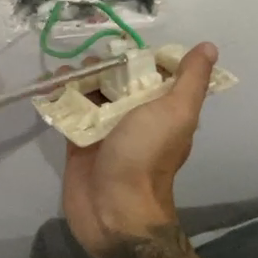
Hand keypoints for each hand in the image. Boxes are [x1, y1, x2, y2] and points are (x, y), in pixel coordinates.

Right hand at [61, 42, 218, 253]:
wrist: (114, 210)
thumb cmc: (146, 157)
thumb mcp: (176, 112)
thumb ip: (191, 80)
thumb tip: (208, 47)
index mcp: (163, 109)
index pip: (153, 73)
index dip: (139, 56)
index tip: (123, 47)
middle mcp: (136, 118)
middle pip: (118, 81)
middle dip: (102, 67)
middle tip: (89, 63)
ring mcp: (106, 130)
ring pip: (92, 94)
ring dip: (78, 79)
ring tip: (66, 74)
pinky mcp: (79, 142)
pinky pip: (69, 113)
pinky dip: (59, 97)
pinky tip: (49, 85)